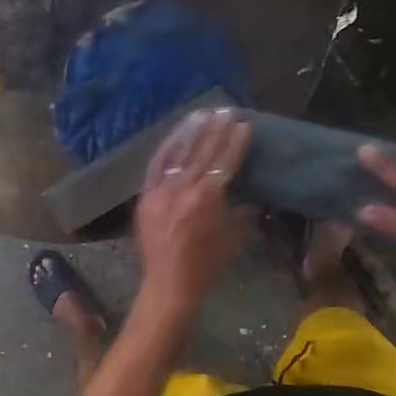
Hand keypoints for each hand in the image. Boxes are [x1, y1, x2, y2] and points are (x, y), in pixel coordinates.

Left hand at [135, 109, 254, 308]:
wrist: (168, 284)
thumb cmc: (206, 264)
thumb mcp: (233, 237)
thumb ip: (242, 211)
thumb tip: (250, 194)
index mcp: (205, 200)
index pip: (223, 162)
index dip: (234, 142)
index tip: (243, 124)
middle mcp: (181, 190)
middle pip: (200, 153)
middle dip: (215, 130)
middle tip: (225, 111)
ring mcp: (159, 192)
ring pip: (176, 154)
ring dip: (190, 132)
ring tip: (202, 114)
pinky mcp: (145, 197)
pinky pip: (156, 167)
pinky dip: (167, 149)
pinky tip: (176, 135)